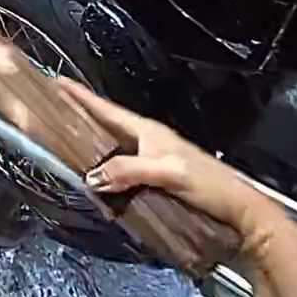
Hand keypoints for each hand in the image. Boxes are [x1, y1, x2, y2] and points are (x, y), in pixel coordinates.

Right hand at [56, 78, 291, 264]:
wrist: (243, 214)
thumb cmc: (209, 185)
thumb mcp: (167, 172)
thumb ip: (128, 171)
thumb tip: (91, 177)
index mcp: (147, 130)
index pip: (106, 108)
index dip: (80, 95)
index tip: (56, 82)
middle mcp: (146, 139)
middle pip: (104, 123)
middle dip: (79, 115)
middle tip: (53, 111)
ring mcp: (150, 157)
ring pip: (111, 145)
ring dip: (90, 143)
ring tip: (66, 142)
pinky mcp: (154, 177)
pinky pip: (119, 165)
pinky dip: (103, 166)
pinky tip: (95, 174)